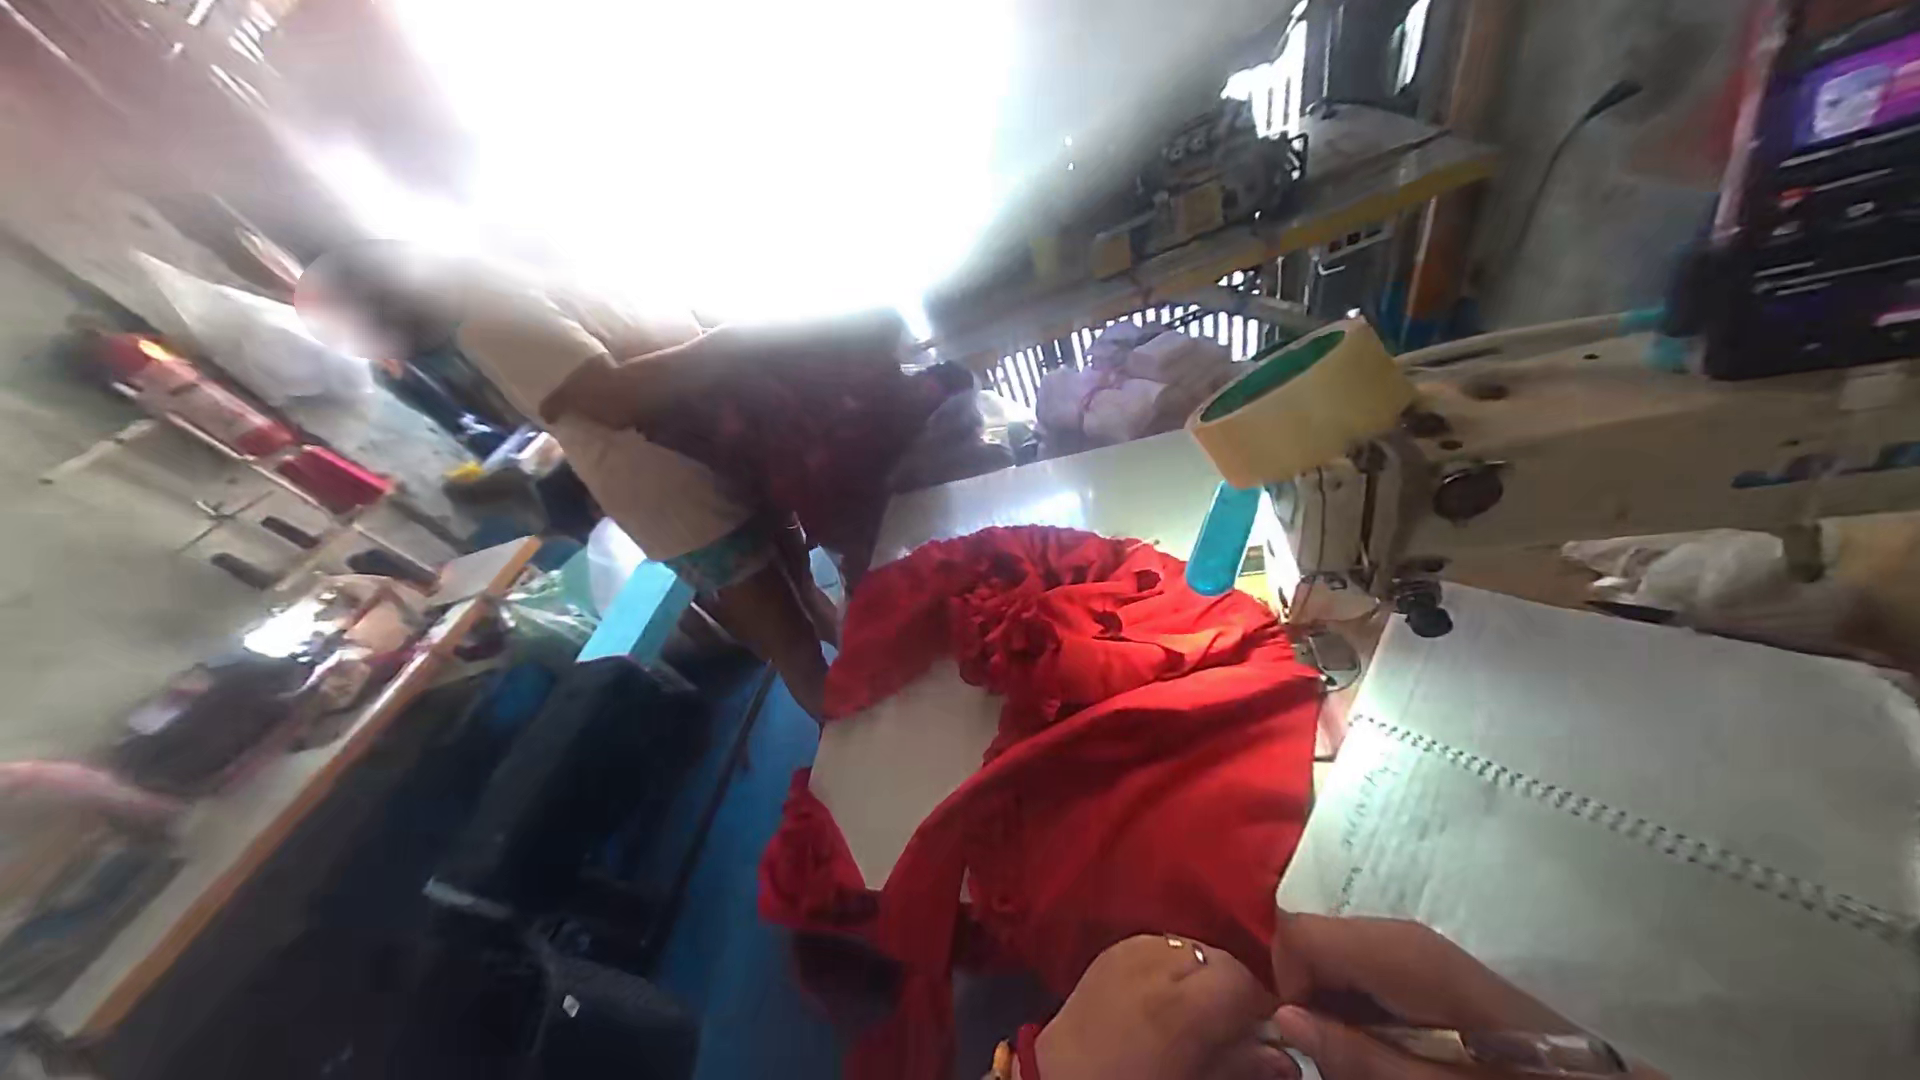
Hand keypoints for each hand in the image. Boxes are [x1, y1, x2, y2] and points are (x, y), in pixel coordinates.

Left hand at [1032, 934, 1294, 1079]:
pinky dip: (1173, 964)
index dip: (1262, 1005)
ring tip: (1200, 1011)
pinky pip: (1158, 944)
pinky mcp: (1112, 947)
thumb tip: (1286, 1056)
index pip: (1242, 980)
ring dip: (1203, 972)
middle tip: (1237, 1025)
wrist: (1061, 1079)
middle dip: (1234, 987)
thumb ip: (1239, 1065)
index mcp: (1181, 1004)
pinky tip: (1168, 995)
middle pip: (1218, 958)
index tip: (1269, 1031)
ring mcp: (1131, 948)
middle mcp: (1157, 961)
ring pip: (1190, 946)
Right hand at [1268, 914, 1653, 1079]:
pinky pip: (1355, 968)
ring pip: (1328, 955)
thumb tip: (1282, 1019)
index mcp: (1398, 952)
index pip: (1297, 934)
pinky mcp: (1418, 962)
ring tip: (1361, 1059)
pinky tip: (1383, 1047)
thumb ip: (1357, 1054)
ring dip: (1326, 1004)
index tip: (1302, 1039)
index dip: (1285, 983)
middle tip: (1331, 1056)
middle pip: (1308, 941)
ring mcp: (1407, 944)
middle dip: (1303, 995)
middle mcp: (1395, 932)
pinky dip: (1351, 1005)